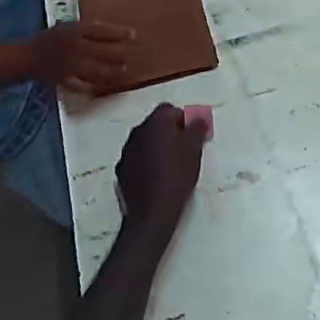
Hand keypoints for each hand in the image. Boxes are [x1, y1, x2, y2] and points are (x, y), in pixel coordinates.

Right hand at [31, 20, 133, 94]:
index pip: (102, 31)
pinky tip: (104, 84)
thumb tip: (113, 32)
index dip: (119, 33)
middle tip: (128, 55)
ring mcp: (72, 66)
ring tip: (123, 70)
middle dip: (120, 54)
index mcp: (75, 31)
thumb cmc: (50, 39)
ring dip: (113, 71)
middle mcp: (75, 48)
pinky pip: (85, 86)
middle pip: (104, 51)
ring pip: (99, 70)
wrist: (28, 57)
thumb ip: (87, 30)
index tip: (132, 35)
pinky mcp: (67, 81)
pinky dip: (96, 85)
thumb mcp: (68, 27)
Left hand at [116, 103, 208, 232]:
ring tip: (172, 165)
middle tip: (185, 148)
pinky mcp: (121, 169)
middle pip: (156, 123)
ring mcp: (127, 150)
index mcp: (156, 122)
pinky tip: (156, 177)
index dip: (183, 119)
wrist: (152, 210)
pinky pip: (136, 158)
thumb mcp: (194, 149)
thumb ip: (197, 128)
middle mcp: (138, 131)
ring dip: (156, 146)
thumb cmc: (177, 175)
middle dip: (170, 132)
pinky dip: (145, 162)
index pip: (170, 109)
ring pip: (145, 140)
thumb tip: (198, 119)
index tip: (192, 133)